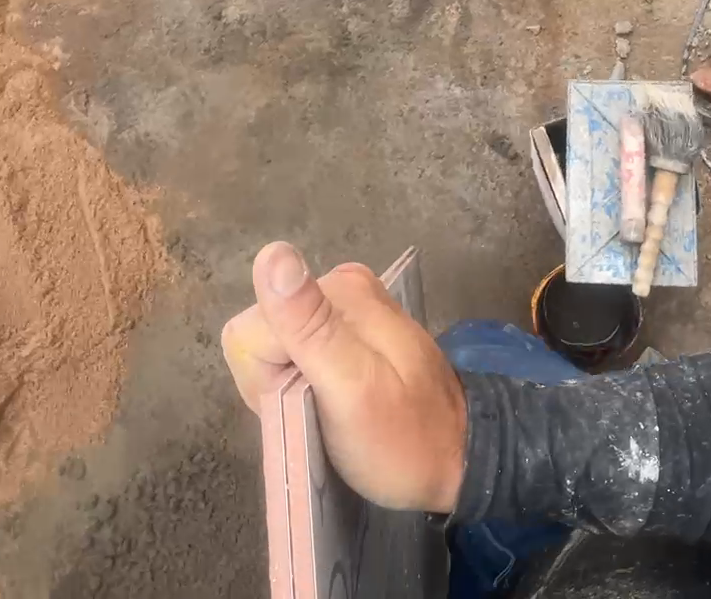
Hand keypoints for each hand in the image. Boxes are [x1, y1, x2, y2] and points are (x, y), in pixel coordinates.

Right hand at [221, 242, 466, 513]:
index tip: (305, 405)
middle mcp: (341, 285)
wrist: (457, 457)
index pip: (253, 330)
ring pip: (273, 346)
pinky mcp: (349, 330)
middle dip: (275, 383)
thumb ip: (308, 323)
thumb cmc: (404, 436)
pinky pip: (294, 354)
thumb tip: (272, 252)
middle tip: (320, 412)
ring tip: (328, 411)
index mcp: (340, 289)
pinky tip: (330, 404)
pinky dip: (301, 386)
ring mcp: (347, 306)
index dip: (266, 380)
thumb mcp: (353, 388)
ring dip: (287, 388)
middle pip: (261, 333)